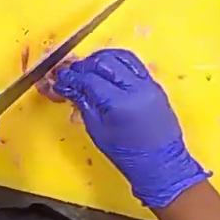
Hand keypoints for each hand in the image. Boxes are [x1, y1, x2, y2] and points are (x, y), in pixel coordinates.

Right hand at [52, 48, 209, 208]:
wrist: (159, 162)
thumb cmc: (125, 153)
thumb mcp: (97, 130)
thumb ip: (83, 103)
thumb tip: (69, 87)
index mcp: (119, 103)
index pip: (90, 79)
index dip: (72, 77)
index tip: (60, 78)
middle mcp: (136, 88)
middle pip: (105, 62)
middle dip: (84, 65)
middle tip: (71, 73)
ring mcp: (148, 84)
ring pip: (121, 56)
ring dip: (101, 59)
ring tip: (88, 68)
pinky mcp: (154, 84)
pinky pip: (133, 64)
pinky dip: (116, 62)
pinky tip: (106, 71)